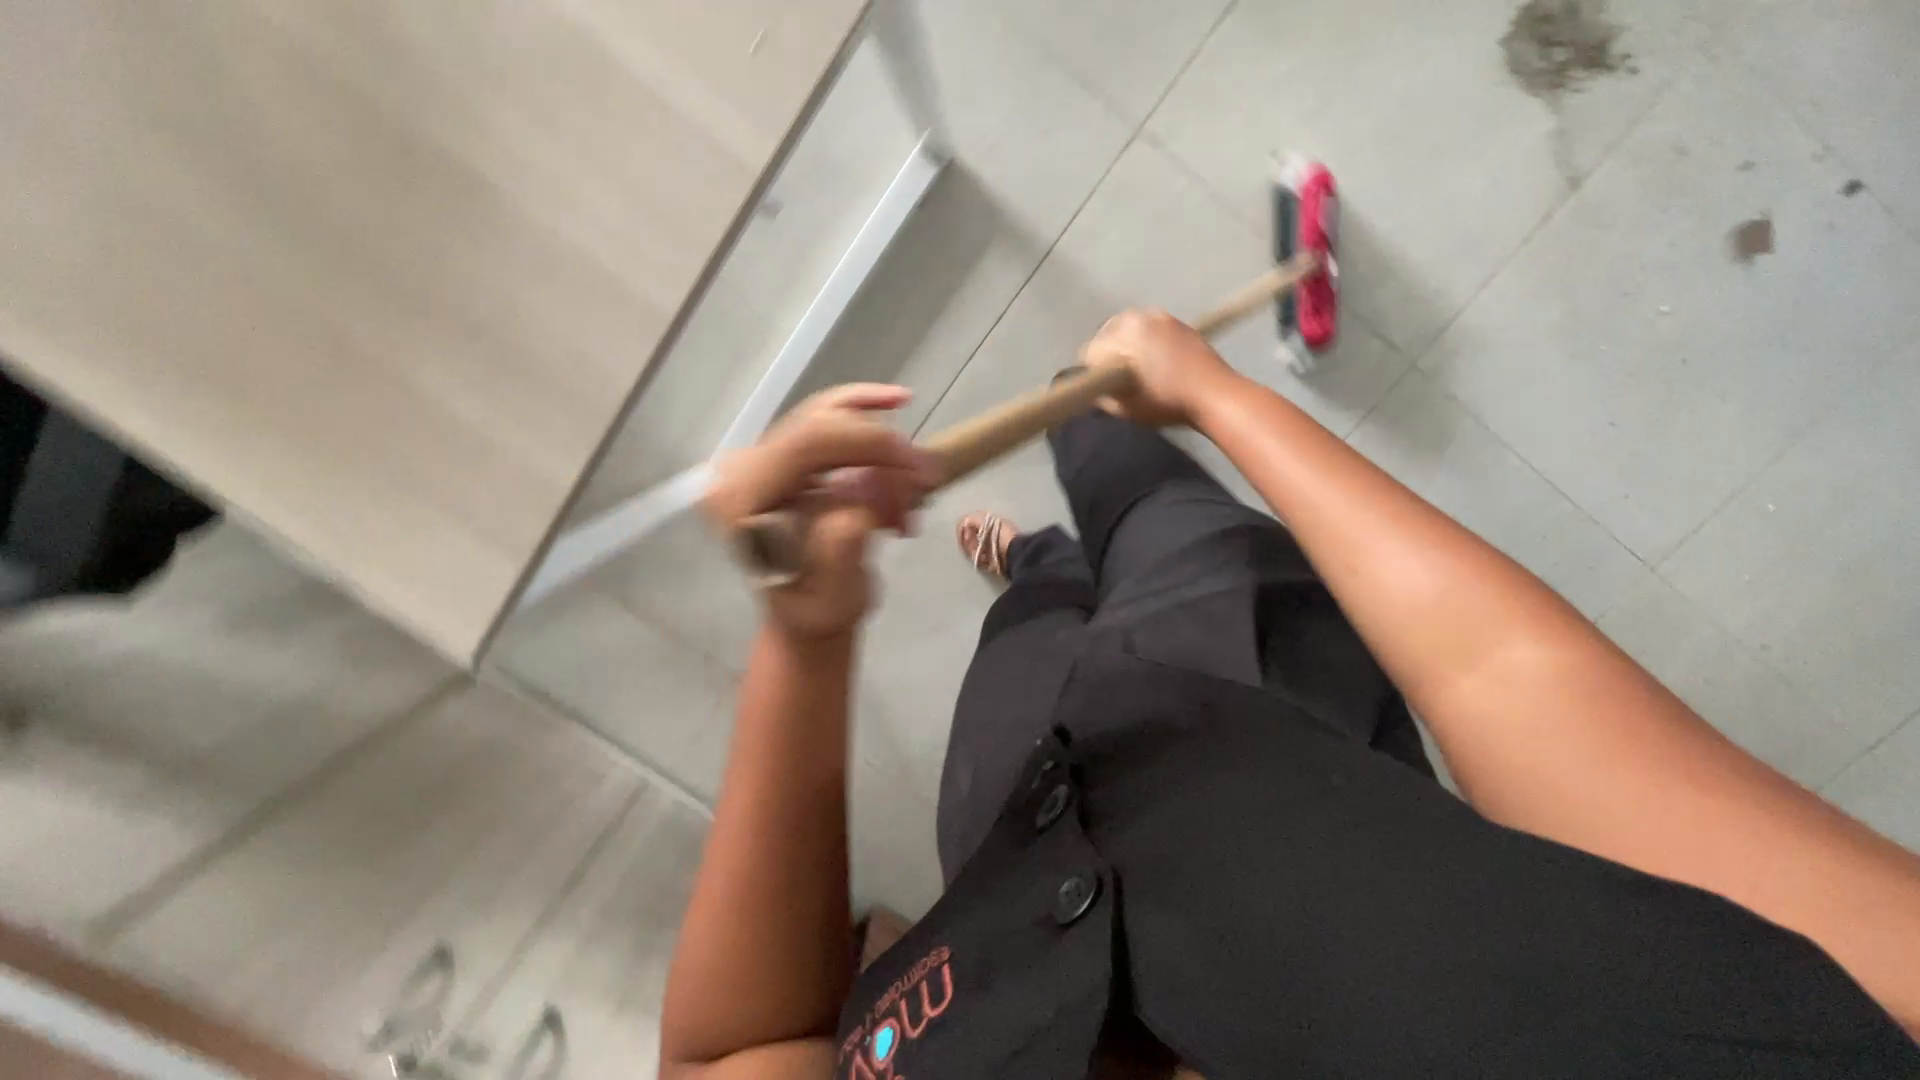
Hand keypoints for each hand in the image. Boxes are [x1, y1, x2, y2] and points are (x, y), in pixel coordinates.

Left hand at [705, 385, 938, 640]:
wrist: (805, 616)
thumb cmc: (819, 610)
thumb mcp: (835, 595)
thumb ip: (843, 543)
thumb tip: (865, 486)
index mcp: (742, 499)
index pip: (809, 441)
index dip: (871, 442)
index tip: (920, 469)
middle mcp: (742, 468)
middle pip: (822, 424)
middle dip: (883, 447)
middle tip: (927, 478)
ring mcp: (759, 458)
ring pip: (831, 418)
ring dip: (882, 448)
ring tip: (914, 486)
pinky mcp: (780, 455)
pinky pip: (827, 418)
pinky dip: (867, 418)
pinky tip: (896, 401)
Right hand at [1081, 309, 1243, 427]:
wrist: (1216, 395)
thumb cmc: (1167, 402)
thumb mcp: (1125, 408)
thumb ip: (1102, 396)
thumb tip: (1096, 390)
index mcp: (1123, 332)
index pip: (1091, 351)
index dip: (1091, 372)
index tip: (1100, 388)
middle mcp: (1139, 316)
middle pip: (1108, 334)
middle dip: (1108, 354)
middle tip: (1117, 379)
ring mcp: (1162, 316)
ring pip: (1130, 330)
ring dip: (1128, 347)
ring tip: (1137, 370)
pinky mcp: (1179, 322)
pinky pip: (1151, 330)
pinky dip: (1147, 343)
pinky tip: (1157, 363)